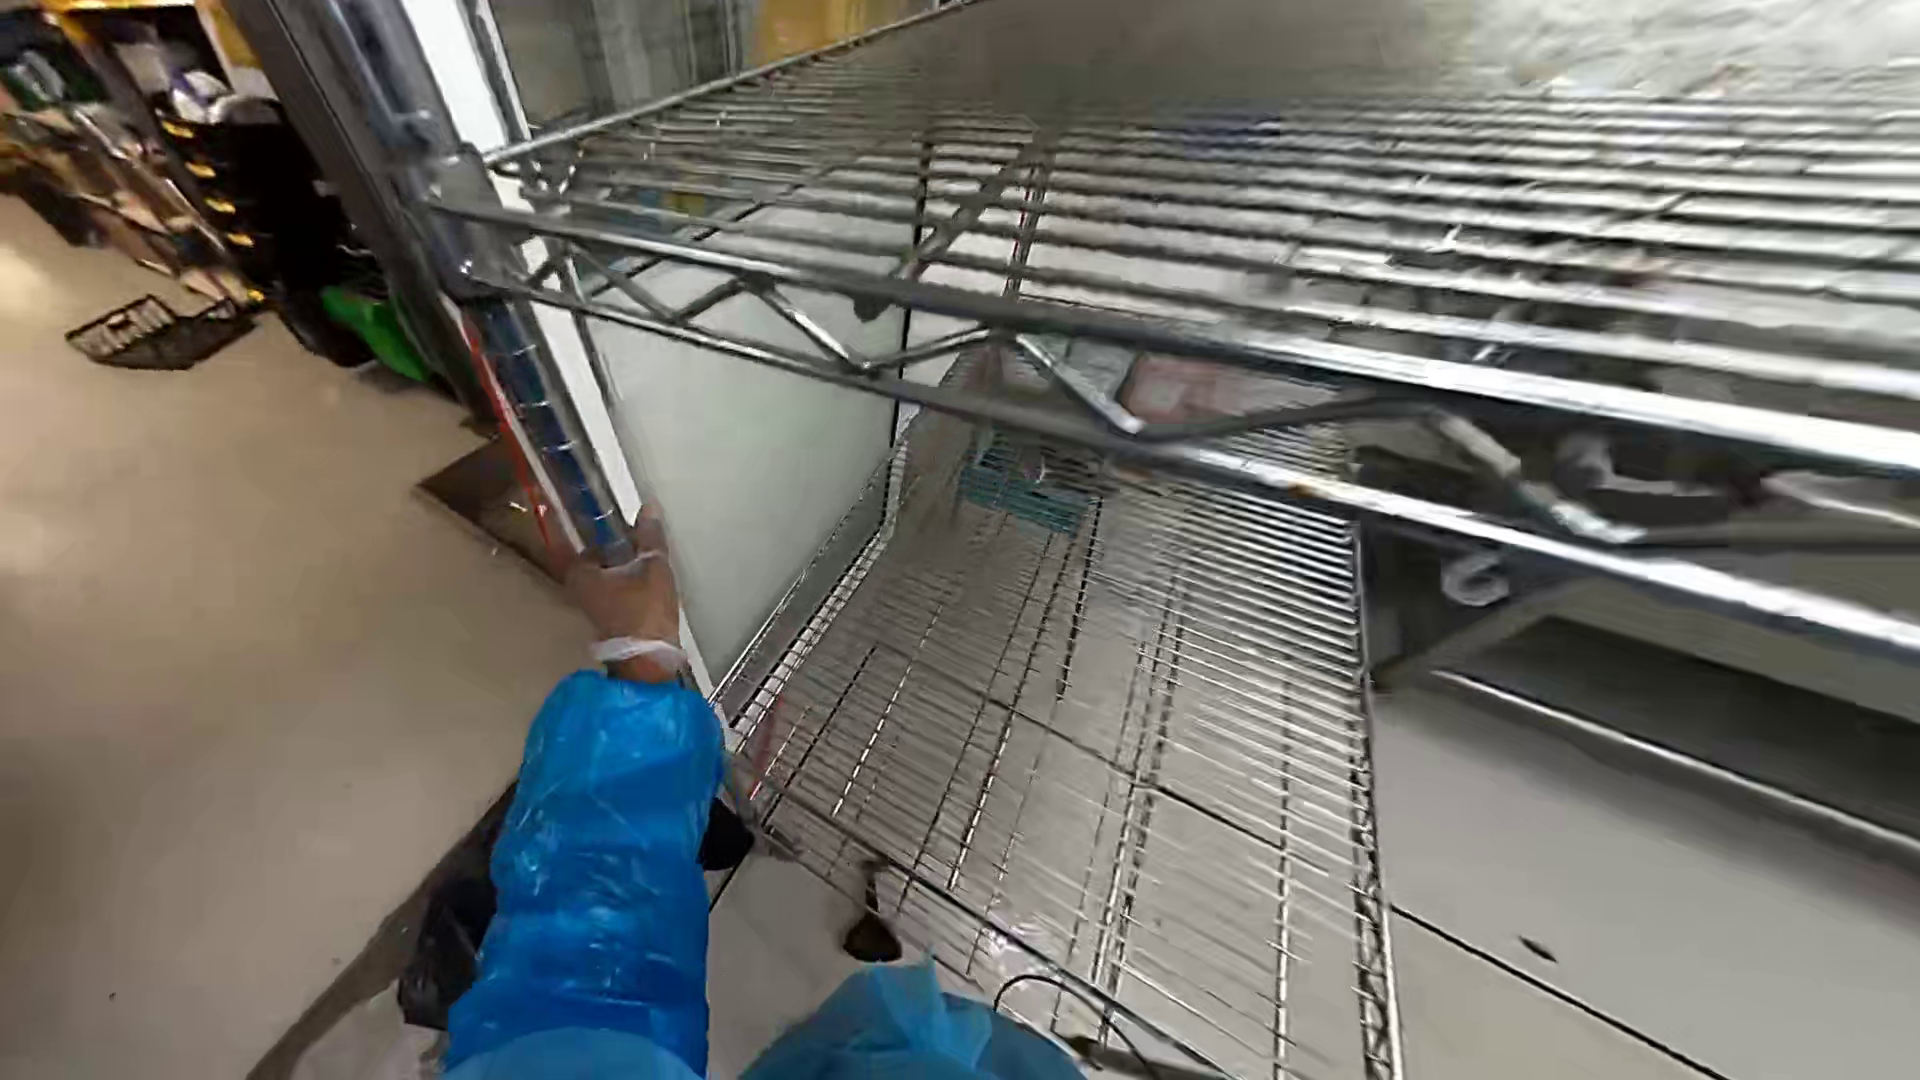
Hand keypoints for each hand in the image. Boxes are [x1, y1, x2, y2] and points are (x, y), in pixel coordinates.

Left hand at [563, 503, 682, 682]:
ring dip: (618, 558)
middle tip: (630, 526)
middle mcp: (577, 586)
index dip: (583, 521)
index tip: (596, 509)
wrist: (649, 656)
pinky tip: (642, 569)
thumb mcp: (653, 566)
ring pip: (603, 570)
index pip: (574, 537)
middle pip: (592, 554)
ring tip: (641, 546)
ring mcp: (590, 602)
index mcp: (579, 572)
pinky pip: (611, 583)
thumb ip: (650, 537)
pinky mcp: (606, 612)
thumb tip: (647, 507)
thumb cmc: (645, 609)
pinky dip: (623, 574)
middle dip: (610, 541)